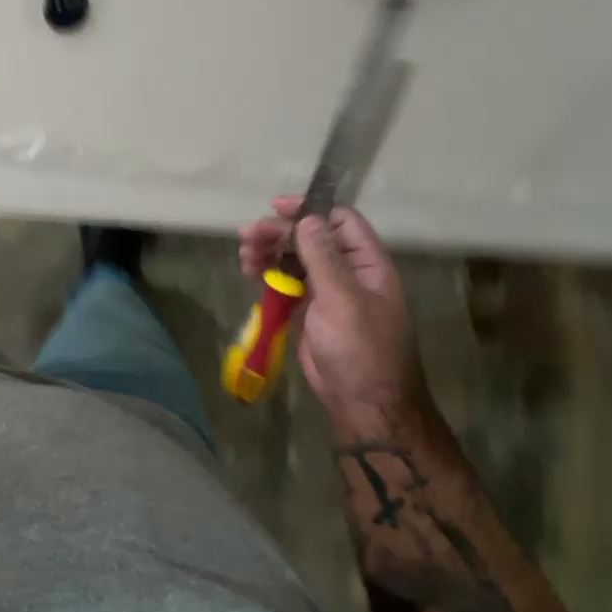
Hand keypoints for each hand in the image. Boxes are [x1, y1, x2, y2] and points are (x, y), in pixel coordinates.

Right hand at [239, 198, 429, 438]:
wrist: (362, 403)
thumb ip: (323, 257)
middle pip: (310, 238)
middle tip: (247, 236)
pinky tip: (249, 271)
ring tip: (244, 255)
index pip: (340, 221)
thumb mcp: (343, 299)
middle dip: (278, 233)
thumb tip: (308, 218)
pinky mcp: (309, 310)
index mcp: (367, 264)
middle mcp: (348, 272)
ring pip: (293, 259)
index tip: (276, 208)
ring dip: (268, 251)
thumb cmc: (360, 349)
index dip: (309, 210)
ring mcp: (327, 292)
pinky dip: (267, 273)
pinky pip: (286, 282)